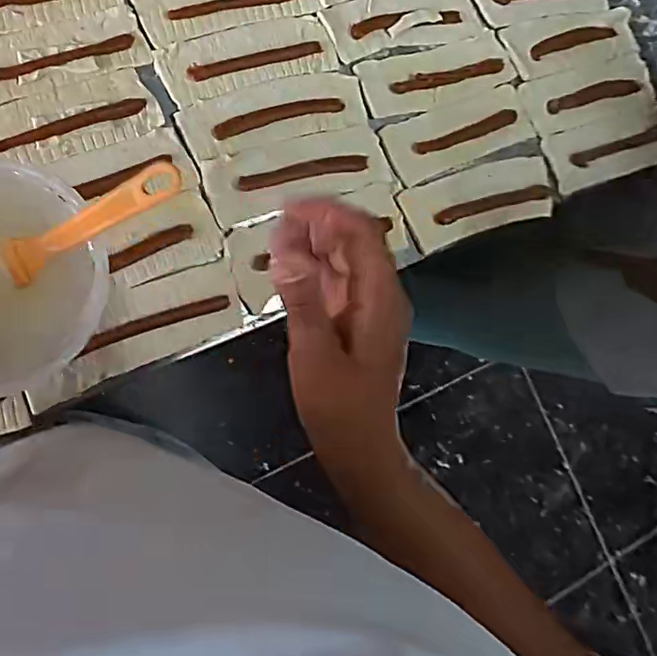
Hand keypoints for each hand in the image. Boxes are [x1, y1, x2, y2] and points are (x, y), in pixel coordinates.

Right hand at [271, 198, 412, 462]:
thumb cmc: (340, 407)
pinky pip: (337, 279)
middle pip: (354, 241)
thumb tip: (286, 251)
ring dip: (313, 243)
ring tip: (276, 238)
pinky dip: (313, 267)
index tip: (289, 207)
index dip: (327, 214)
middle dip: (317, 224)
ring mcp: (370, 306)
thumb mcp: (314, 353)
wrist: (360, 448)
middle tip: (276, 222)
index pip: (360, 235)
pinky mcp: (356, 318)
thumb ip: (301, 300)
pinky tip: (287, 266)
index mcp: (379, 297)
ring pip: (344, 258)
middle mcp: (380, 294)